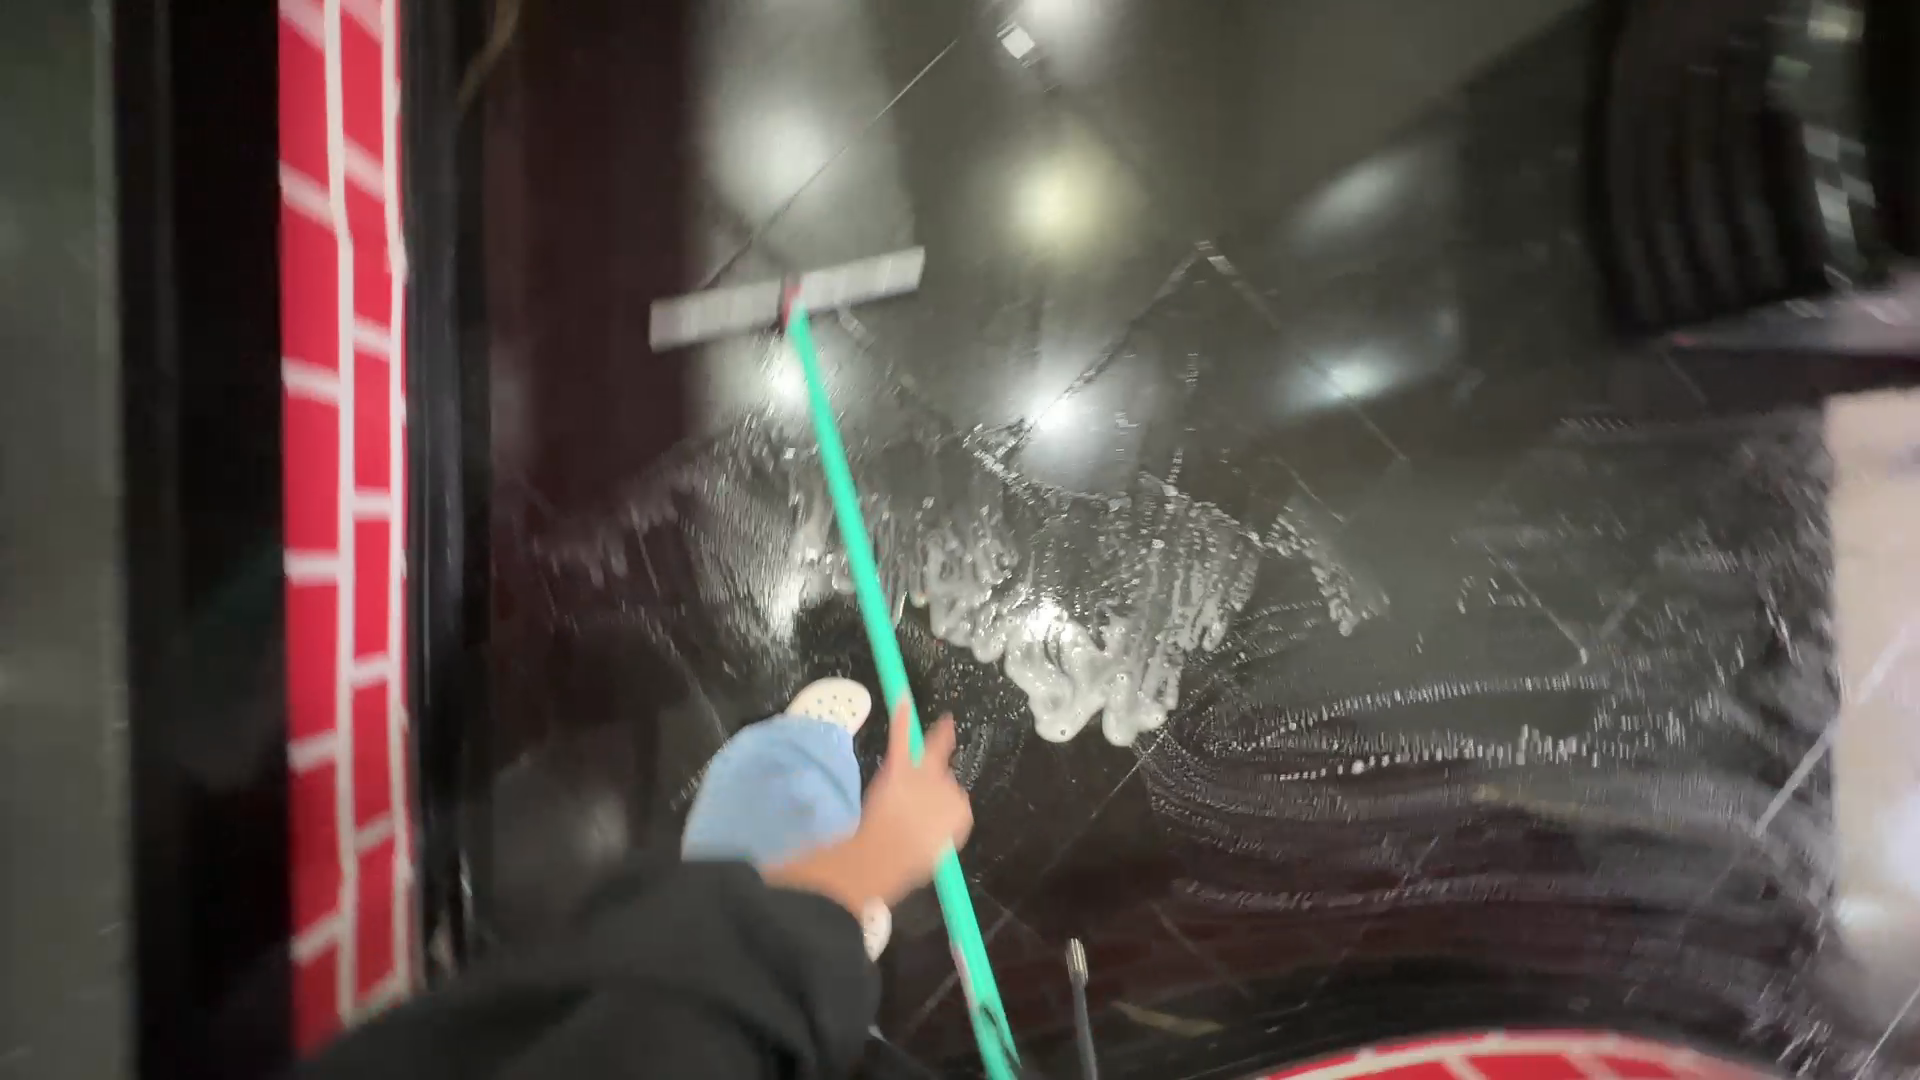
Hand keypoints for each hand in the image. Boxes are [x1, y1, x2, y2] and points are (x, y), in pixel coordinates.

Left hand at [852, 702, 973, 901]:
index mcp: (961, 814)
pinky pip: (903, 737)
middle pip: (945, 776)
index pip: (955, 800)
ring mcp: (924, 774)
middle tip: (924, 789)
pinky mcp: (900, 766)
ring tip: (903, 792)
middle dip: (935, 780)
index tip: (925, 818)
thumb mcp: (934, 852)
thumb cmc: (907, 862)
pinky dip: (902, 717)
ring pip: (926, 760)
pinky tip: (904, 697)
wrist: (886, 855)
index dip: (937, 808)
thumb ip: (937, 831)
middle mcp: (949, 788)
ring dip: (916, 770)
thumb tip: (929, 822)